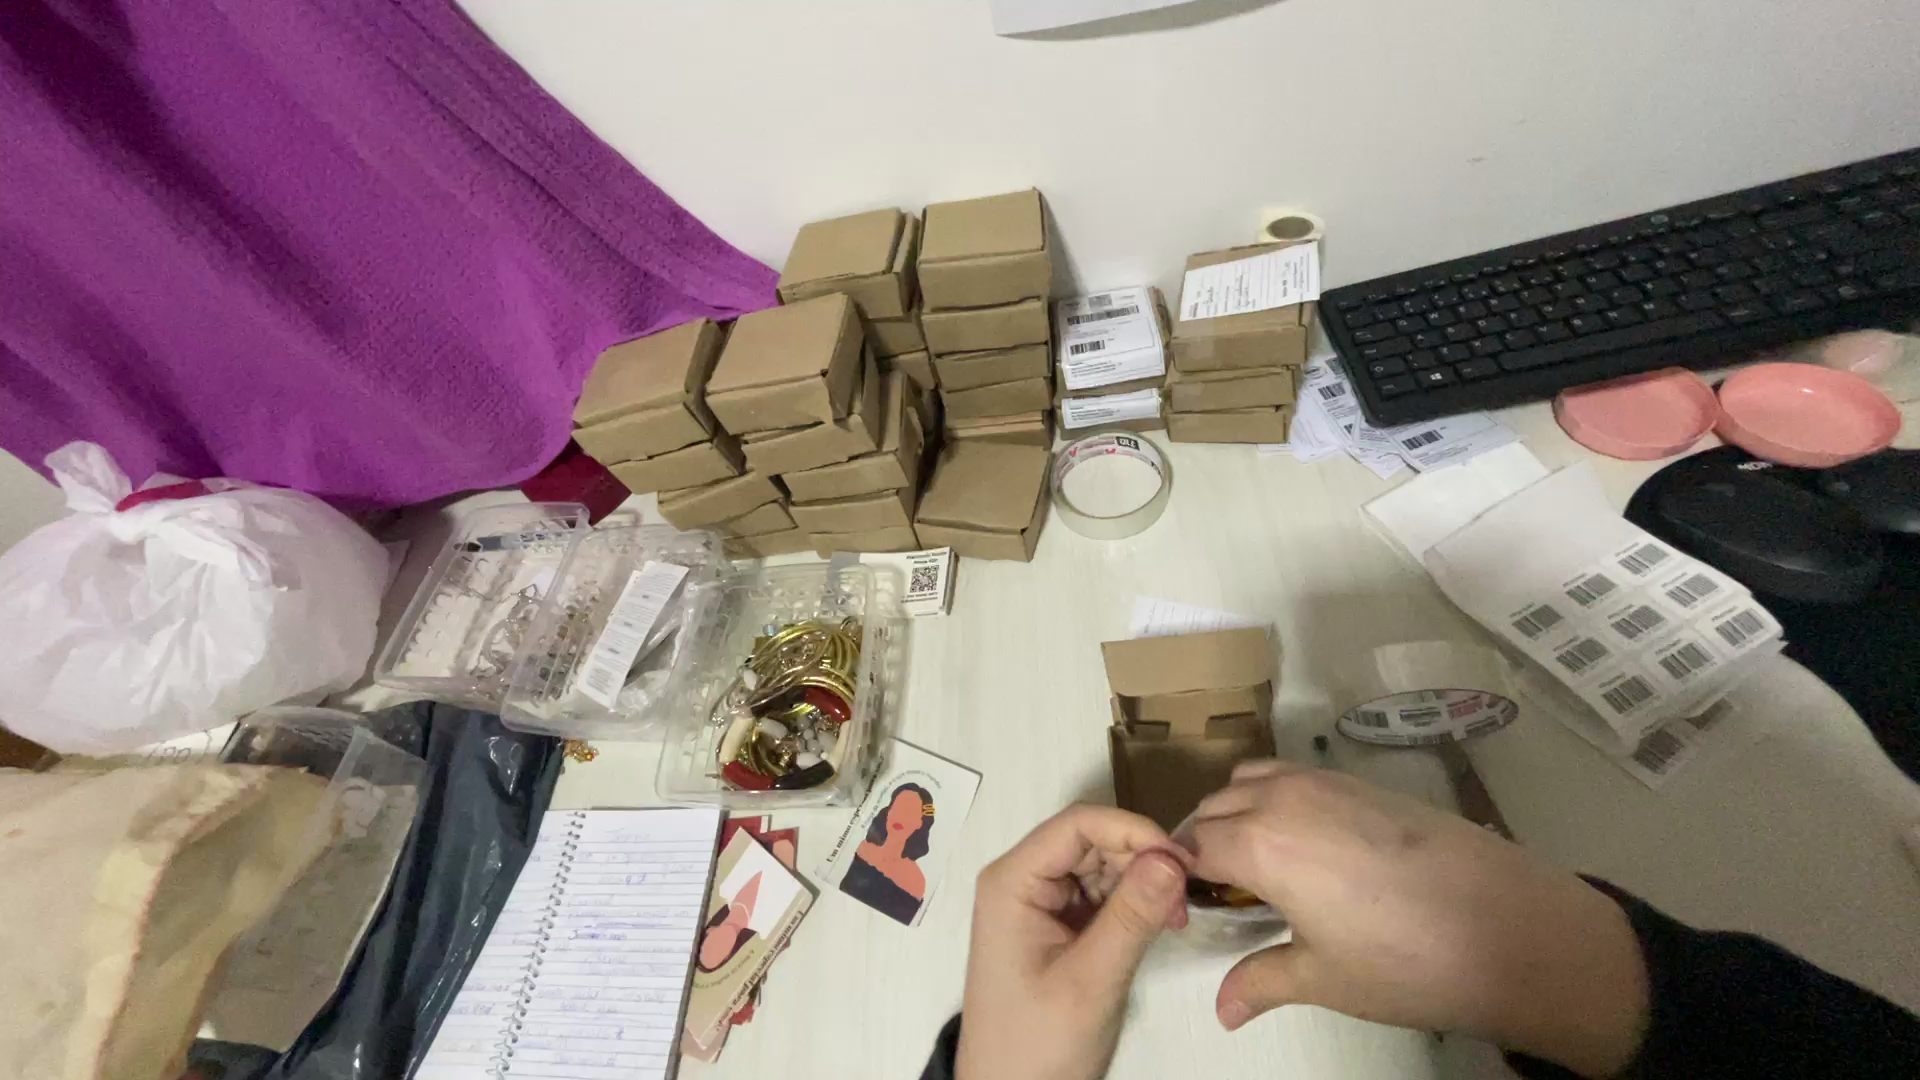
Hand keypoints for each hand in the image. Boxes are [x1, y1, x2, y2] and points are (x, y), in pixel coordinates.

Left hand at [955, 804, 1191, 1079]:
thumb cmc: (1038, 1045)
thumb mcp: (1090, 983)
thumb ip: (1132, 918)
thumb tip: (1172, 858)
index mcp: (1013, 880)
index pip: (1076, 825)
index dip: (1130, 830)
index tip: (1181, 859)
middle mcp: (1023, 877)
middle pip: (1089, 840)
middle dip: (1140, 858)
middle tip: (1185, 898)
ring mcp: (1039, 898)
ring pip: (1099, 863)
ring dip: (1140, 881)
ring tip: (1174, 918)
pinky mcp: (1056, 920)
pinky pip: (1099, 892)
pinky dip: (1131, 902)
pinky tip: (1155, 924)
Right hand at [1186, 763, 1649, 1078]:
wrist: (1512, 926)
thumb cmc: (1407, 961)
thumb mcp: (1325, 978)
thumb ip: (1260, 982)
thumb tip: (1221, 1012)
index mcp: (1258, 844)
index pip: (1191, 845)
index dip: (1182, 873)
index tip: (1190, 900)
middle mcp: (1276, 798)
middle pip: (1212, 808)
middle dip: (1203, 842)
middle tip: (1220, 887)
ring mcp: (1316, 781)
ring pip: (1245, 780)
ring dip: (1233, 810)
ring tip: (1256, 853)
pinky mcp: (1350, 779)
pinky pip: (1285, 773)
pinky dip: (1270, 794)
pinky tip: (1303, 836)